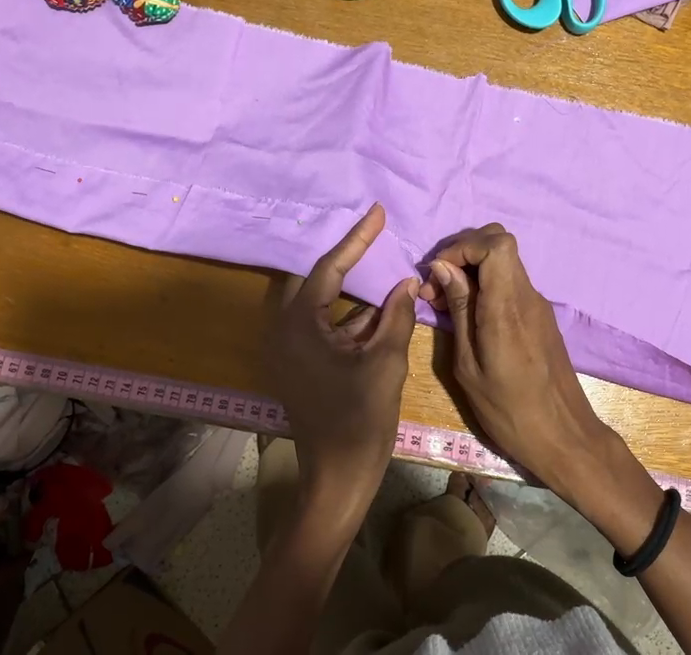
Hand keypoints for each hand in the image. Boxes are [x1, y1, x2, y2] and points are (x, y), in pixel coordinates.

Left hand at [265, 204, 418, 528]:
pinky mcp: (300, 366)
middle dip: (348, 258)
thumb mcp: (385, 362)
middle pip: (318, 281)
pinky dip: (350, 318)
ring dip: (352, 291)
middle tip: (376, 233)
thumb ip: (395, 316)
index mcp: (299, 325)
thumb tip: (405, 281)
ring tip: (384, 267)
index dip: (357, 239)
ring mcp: (290, 350)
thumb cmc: (360, 420)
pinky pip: (324, 328)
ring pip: (322, 305)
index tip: (377, 211)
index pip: (329, 268)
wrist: (338, 479)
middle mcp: (285, 331)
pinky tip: (380, 308)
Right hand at [420, 224, 616, 496]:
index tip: (437, 274)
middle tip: (437, 285)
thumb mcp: (468, 366)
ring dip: (471, 269)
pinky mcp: (540, 317)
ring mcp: (537, 305)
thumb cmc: (509, 411)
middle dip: (462, 252)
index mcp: (507, 307)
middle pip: (500, 241)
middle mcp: (527, 296)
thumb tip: (443, 268)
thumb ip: (459, 310)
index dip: (462, 245)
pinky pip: (510, 283)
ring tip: (445, 303)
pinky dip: (485, 285)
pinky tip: (468, 315)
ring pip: (504, 261)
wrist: (564, 438)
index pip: (496, 243)